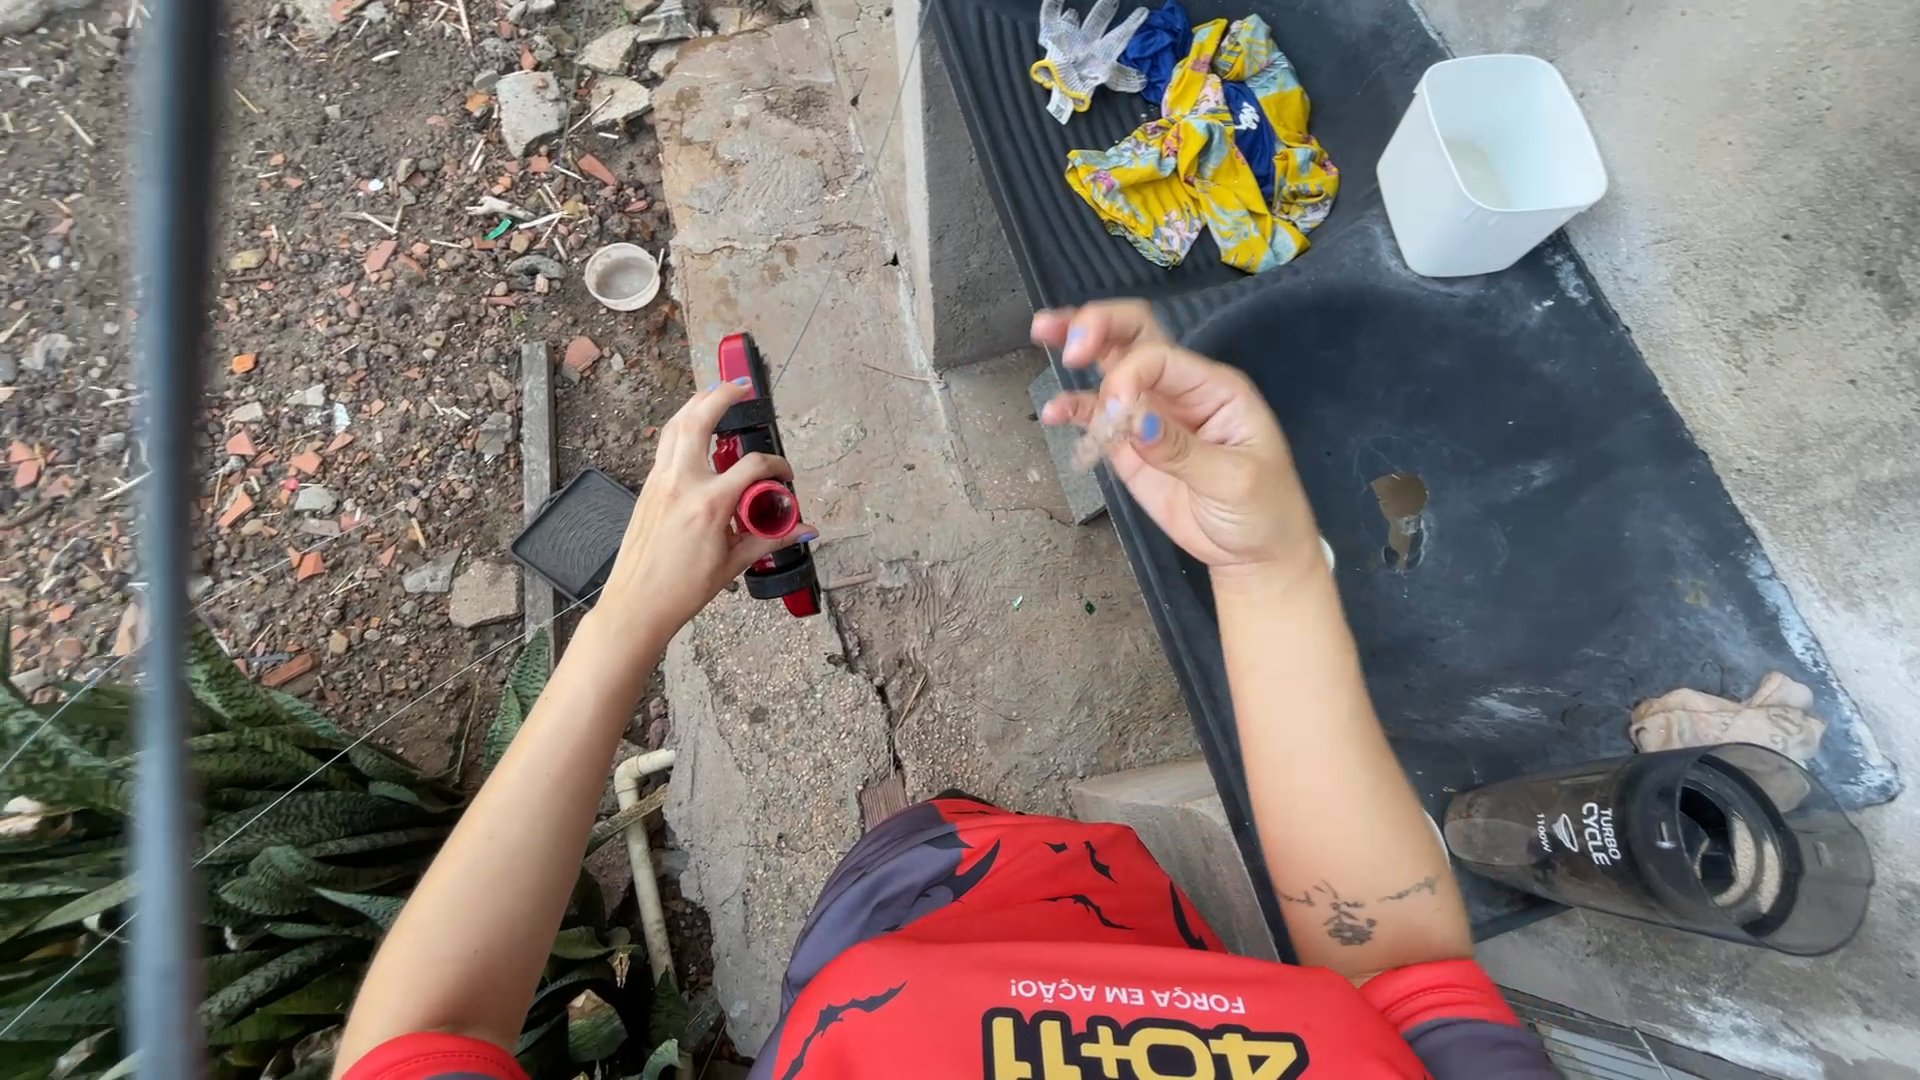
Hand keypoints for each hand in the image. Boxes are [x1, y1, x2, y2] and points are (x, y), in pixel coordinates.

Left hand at [585, 380, 815, 650]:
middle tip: (742, 386)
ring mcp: (659, 481)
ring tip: (715, 392)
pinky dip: (681, 426)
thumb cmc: (682, 589)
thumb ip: (772, 538)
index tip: (784, 475)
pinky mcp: (648, 488)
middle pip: (700, 421)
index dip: (776, 466)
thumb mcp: (735, 563)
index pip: (752, 466)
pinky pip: (664, 444)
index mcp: (709, 504)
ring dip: (696, 402)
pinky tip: (693, 427)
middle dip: (722, 395)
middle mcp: (681, 483)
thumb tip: (805, 530)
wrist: (636, 604)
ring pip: (675, 425)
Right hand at [1033, 301, 1321, 581]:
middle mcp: (1179, 391)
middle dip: (1099, 325)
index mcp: (1214, 387)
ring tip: (1041, 332)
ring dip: (1077, 347)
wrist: (1252, 552)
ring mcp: (1151, 415)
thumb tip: (1134, 422)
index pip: (1161, 358)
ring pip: (1110, 367)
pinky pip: (1096, 418)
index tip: (1115, 413)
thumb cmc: (1261, 509)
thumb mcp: (1233, 480)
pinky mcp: (1129, 446)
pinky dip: (1073, 410)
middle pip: (1135, 337)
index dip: (1129, 375)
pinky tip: (1053, 412)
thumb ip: (1181, 449)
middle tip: (1070, 338)